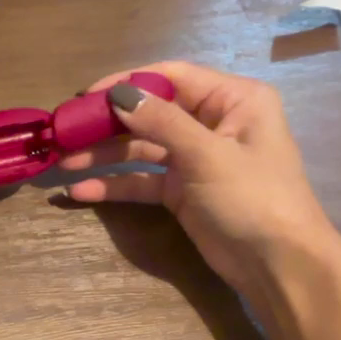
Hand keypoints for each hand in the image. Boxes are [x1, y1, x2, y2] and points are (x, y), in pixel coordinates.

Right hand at [60, 61, 340, 295]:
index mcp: (233, 99)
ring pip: (140, 148)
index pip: (171, 77)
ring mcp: (194, 158)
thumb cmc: (253, 198)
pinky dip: (113, 185)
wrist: (276, 261)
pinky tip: (81, 192)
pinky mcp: (180, 190)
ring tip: (64, 164)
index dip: (127, 84)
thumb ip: (162, 123)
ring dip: (103, 156)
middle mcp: (212, 122)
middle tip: (66, 132)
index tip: (85, 97)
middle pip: (150, 114)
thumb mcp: (207, 155)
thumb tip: (119, 95)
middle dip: (107, 124)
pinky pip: (141, 180)